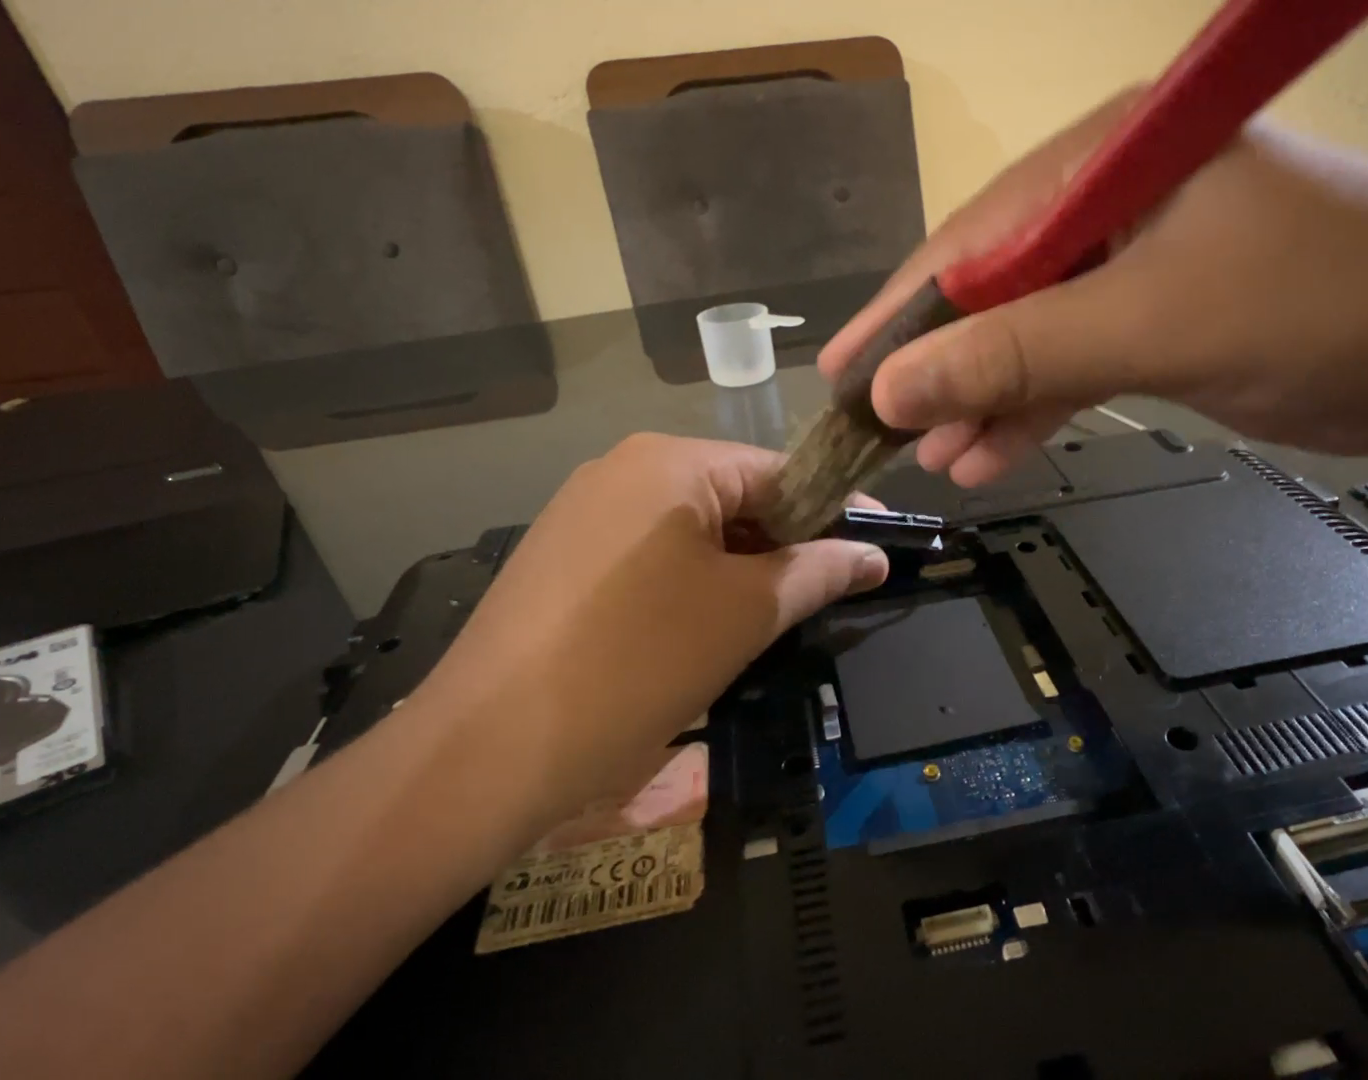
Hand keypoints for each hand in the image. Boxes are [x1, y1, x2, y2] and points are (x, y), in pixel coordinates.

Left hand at [409, 435, 888, 807]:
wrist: (493, 745)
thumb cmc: (641, 660)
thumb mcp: (747, 614)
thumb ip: (819, 571)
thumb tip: (874, 553)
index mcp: (670, 461)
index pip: (778, 470)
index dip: (833, 511)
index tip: (875, 550)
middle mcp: (621, 468)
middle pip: (731, 497)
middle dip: (782, 545)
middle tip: (823, 597)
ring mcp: (581, 512)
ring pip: (688, 530)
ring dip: (736, 570)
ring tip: (764, 623)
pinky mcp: (558, 558)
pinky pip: (647, 555)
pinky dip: (687, 584)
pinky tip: (695, 632)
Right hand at [820, 89, 1367, 484]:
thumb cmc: (1317, 308)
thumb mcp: (1150, 325)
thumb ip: (1017, 351)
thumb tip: (891, 388)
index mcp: (1108, 161)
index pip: (972, 237)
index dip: (900, 312)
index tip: (838, 375)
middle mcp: (1112, 202)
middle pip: (993, 290)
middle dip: (938, 367)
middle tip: (873, 430)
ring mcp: (1137, 265)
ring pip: (1031, 337)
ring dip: (983, 403)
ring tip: (934, 463)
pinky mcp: (1162, 322)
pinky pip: (1074, 366)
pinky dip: (1034, 412)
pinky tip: (989, 458)